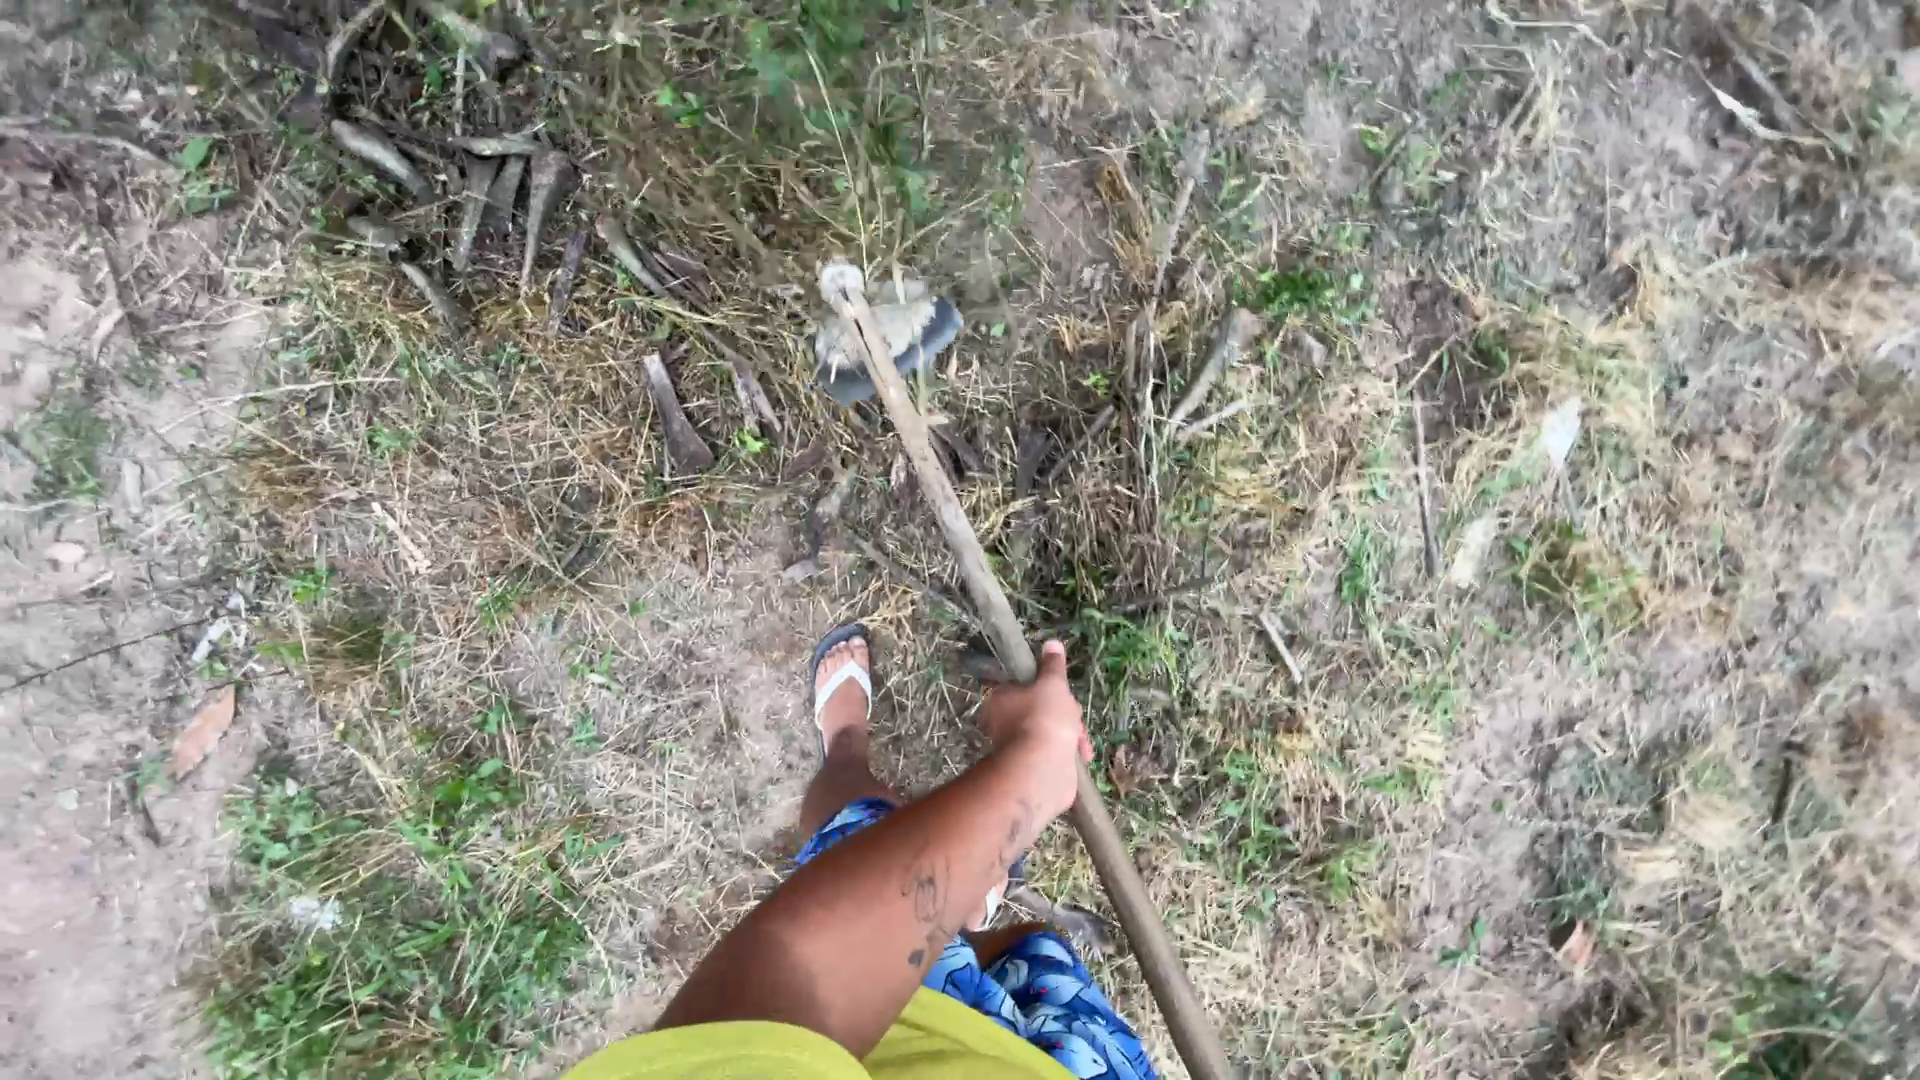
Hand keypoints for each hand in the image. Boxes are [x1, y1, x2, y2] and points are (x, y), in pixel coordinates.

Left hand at [980, 641, 1091, 818]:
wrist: (1043, 768)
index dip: (1048, 687)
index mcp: (1000, 699)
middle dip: (1064, 712)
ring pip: (1050, 729)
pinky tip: (1080, 754)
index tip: (1062, 692)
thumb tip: (1052, 643)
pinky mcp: (1031, 764)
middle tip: (1073, 717)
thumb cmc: (1044, 718)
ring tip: (1080, 741)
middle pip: (1041, 708)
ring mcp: (1017, 745)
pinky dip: (1068, 751)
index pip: (1024, 686)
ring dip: (1071, 732)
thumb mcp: (1052, 684)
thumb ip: (1053, 665)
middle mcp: (1003, 722)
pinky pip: (1053, 750)